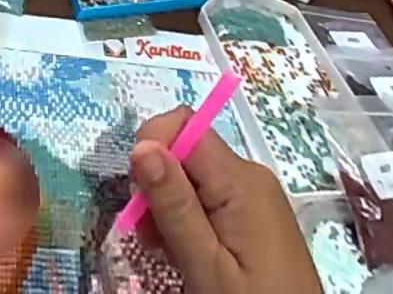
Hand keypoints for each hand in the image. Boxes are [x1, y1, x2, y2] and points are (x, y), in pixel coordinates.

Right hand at [128, 106, 319, 293]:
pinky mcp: (255, 215)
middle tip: (149, 235)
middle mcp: (249, 174)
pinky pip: (209, 195)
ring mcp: (255, 195)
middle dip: (158, 182)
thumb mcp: (206, 268)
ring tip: (165, 251)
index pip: (184, 124)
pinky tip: (185, 250)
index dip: (152, 145)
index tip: (138, 193)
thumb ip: (173, 205)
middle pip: (186, 149)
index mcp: (240, 179)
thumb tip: (140, 144)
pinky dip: (188, 215)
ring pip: (193, 174)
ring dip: (169, 203)